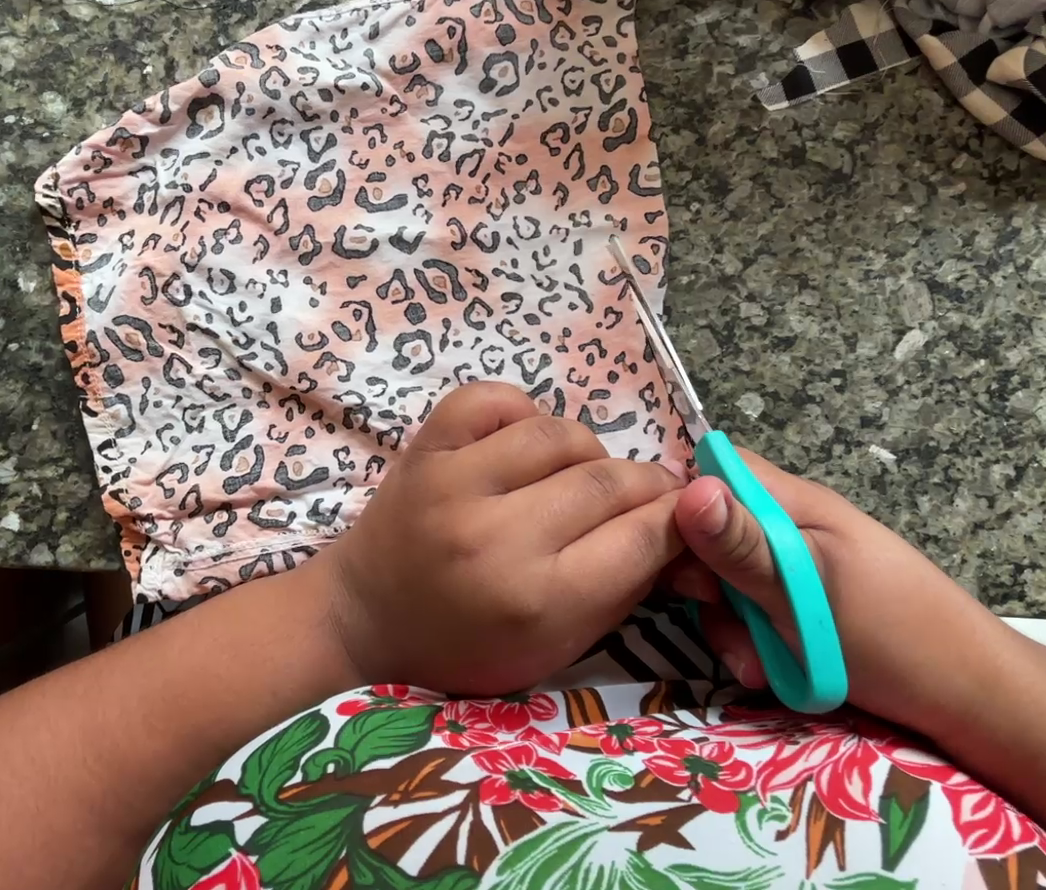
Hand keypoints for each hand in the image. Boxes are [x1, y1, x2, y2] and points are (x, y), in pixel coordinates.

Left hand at [313, 381, 686, 695]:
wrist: (364, 619)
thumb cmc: (463, 646)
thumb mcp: (554, 646)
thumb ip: (620, 588)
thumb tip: (675, 527)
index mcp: (537, 600)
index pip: (641, 538)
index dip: (676, 520)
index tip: (681, 514)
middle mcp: (497, 536)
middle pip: (607, 481)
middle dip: (645, 485)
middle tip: (644, 493)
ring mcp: (454, 484)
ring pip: (559, 434)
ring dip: (586, 451)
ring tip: (577, 474)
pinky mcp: (423, 449)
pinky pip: (492, 399)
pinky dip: (520, 412)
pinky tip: (521, 442)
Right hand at [663, 450, 1027, 735]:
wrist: (979, 706)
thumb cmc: (899, 639)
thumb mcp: (808, 593)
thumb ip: (742, 547)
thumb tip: (689, 490)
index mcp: (791, 502)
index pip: (712, 471)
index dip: (679, 503)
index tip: (669, 554)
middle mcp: (785, 526)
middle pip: (707, 532)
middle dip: (701, 581)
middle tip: (719, 619)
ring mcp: (792, 567)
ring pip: (723, 580)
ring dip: (727, 623)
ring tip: (755, 664)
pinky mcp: (797, 605)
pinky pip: (749, 612)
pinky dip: (749, 641)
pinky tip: (768, 671)